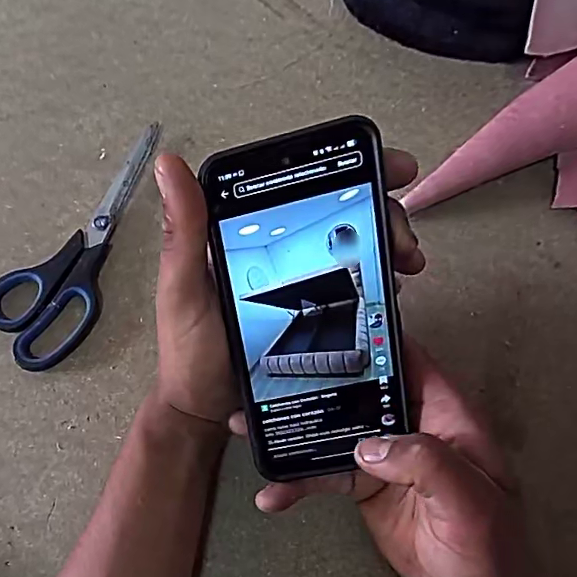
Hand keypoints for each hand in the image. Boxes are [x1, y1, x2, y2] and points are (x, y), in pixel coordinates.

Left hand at [149, 150, 426, 428]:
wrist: (208, 409)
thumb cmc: (190, 355)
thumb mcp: (183, 291)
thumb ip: (184, 234)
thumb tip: (172, 168)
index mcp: (243, 237)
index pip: (298, 188)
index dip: (347, 171)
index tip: (387, 169)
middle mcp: (273, 253)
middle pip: (337, 214)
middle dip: (381, 214)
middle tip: (401, 238)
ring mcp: (295, 282)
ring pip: (350, 246)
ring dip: (385, 243)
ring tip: (404, 259)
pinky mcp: (309, 311)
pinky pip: (349, 284)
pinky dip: (374, 277)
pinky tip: (389, 283)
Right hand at [237, 342, 535, 576]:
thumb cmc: (494, 549)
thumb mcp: (470, 503)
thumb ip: (426, 465)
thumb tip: (369, 445)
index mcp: (448, 417)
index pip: (409, 361)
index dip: (375, 338)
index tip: (333, 325)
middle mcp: (413, 430)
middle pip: (360, 392)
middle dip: (317, 384)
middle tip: (269, 378)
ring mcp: (388, 458)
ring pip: (335, 432)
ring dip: (295, 432)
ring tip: (250, 429)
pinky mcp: (367, 486)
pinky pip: (326, 475)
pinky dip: (298, 482)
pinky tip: (274, 493)